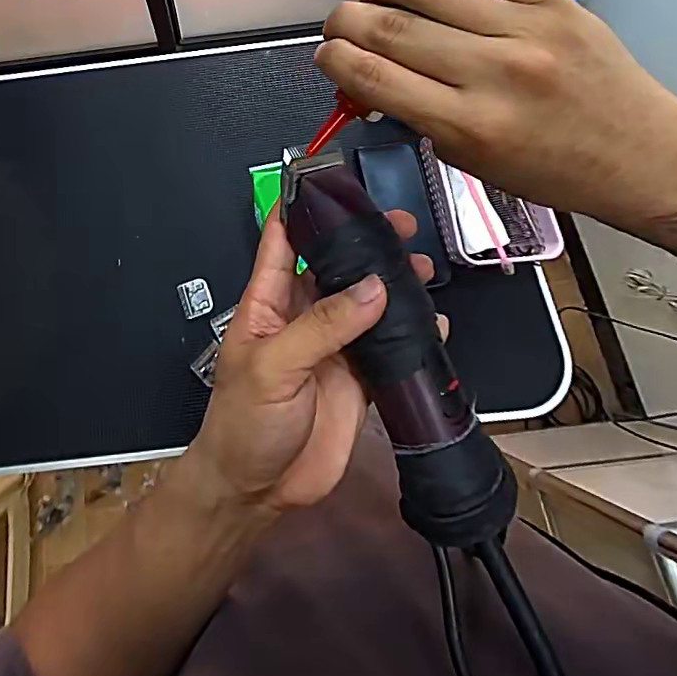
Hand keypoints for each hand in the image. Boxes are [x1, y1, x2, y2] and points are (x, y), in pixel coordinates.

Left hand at [181, 207, 437, 516]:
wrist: (258, 490)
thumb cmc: (243, 424)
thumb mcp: (274, 367)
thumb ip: (323, 326)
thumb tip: (373, 288)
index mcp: (270, 303)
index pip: (282, 241)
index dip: (302, 209)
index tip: (329, 185)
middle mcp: (304, 316)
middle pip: (337, 265)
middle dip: (366, 242)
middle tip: (399, 225)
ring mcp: (334, 345)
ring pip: (369, 301)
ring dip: (394, 282)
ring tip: (421, 266)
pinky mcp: (359, 376)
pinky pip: (389, 344)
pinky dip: (413, 330)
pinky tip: (433, 322)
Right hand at [317, 0, 676, 230]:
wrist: (640, 156)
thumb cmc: (554, 174)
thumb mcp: (476, 163)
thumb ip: (422, 117)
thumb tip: (375, 77)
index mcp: (468, 127)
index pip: (374, 77)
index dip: (334, 61)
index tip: (327, 57)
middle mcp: (492, 72)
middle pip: (390, 25)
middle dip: (345, 21)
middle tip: (340, 25)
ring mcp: (525, 28)